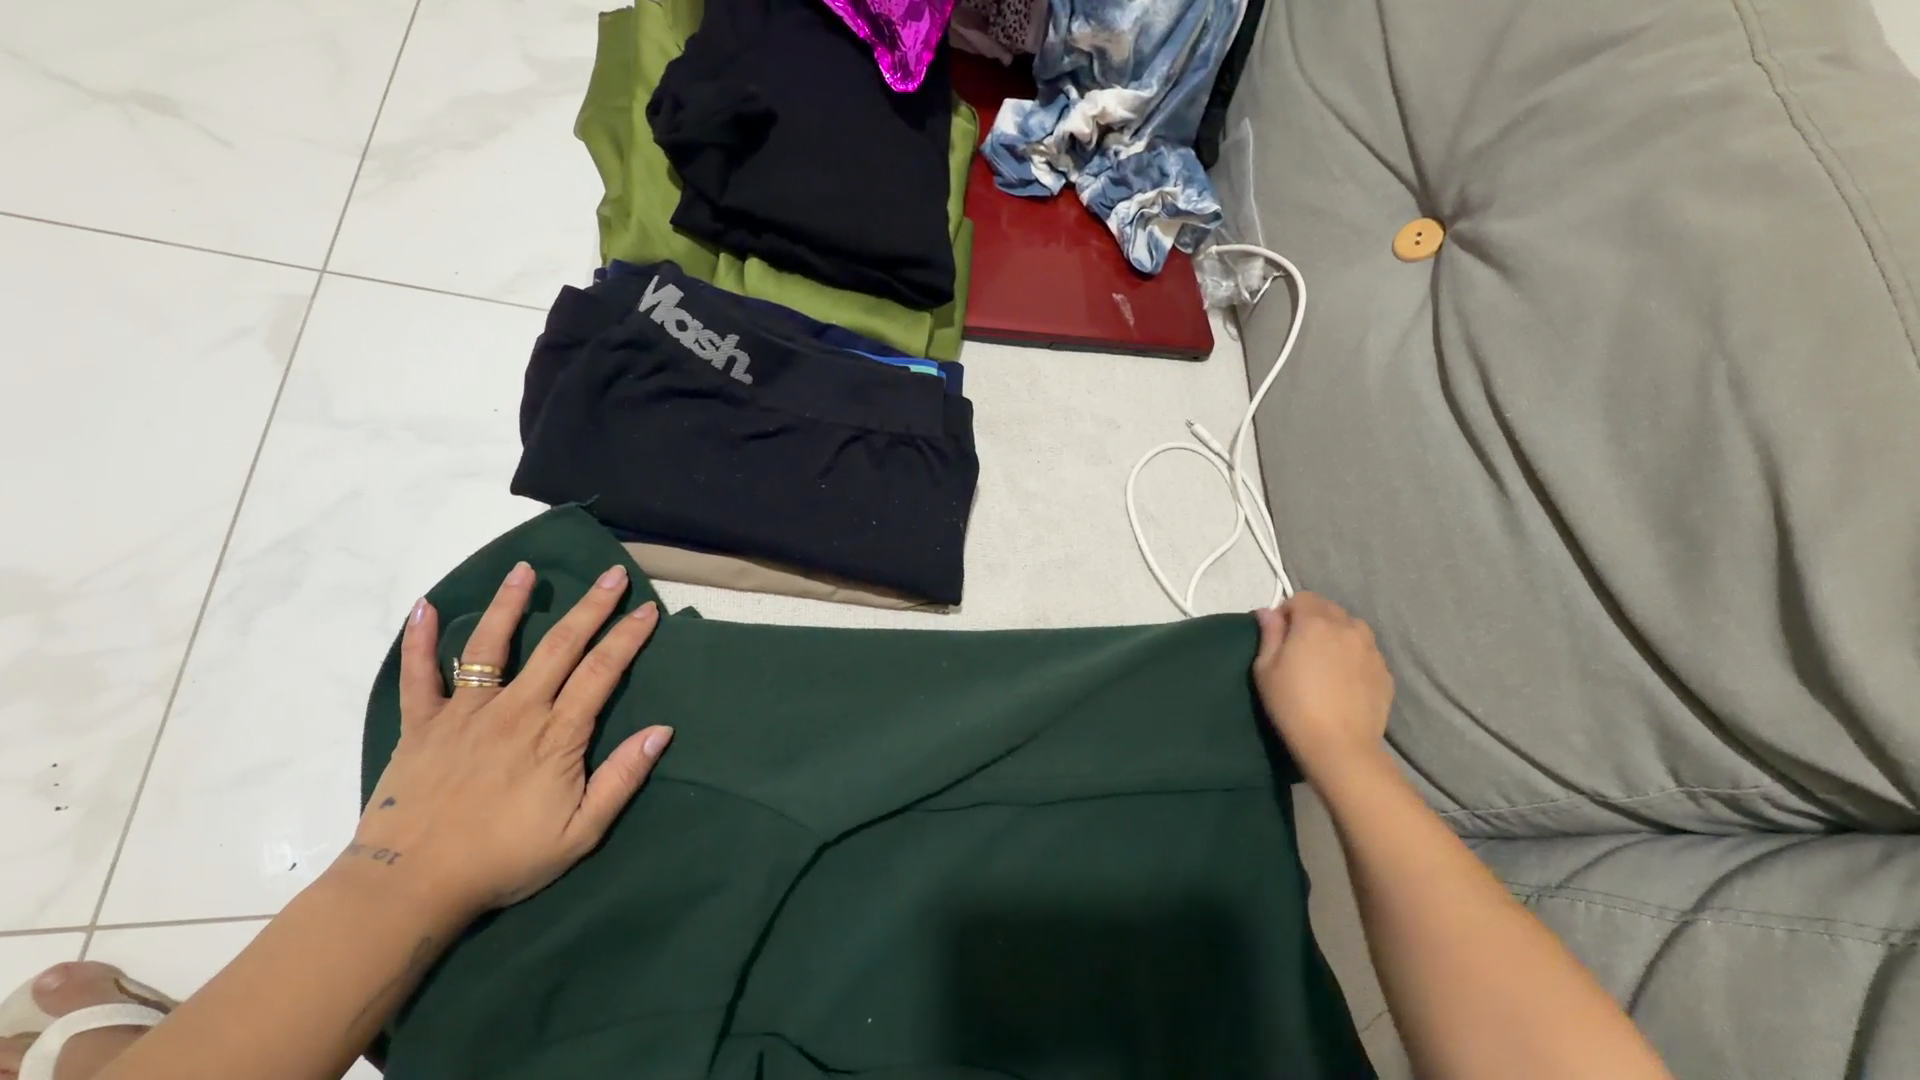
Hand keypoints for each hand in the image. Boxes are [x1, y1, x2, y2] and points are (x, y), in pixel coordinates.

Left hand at [346, 561, 673, 917]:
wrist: (413, 885)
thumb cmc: (504, 860)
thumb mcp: (581, 832)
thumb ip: (622, 779)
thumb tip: (662, 731)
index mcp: (556, 735)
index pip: (601, 672)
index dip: (627, 637)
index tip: (647, 609)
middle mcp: (515, 710)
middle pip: (560, 646)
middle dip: (590, 607)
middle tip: (612, 574)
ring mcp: (465, 712)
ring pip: (491, 646)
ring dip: (510, 605)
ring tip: (524, 570)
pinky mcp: (422, 724)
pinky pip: (418, 676)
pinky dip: (420, 641)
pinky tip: (425, 608)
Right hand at [1252, 592, 1394, 783]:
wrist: (1339, 745)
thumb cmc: (1293, 705)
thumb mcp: (1265, 670)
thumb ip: (1269, 634)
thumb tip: (1267, 612)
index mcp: (1314, 622)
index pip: (1301, 597)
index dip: (1287, 611)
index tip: (1279, 634)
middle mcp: (1347, 627)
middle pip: (1328, 608)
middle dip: (1312, 619)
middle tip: (1300, 648)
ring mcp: (1371, 649)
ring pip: (1352, 628)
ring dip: (1337, 634)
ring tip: (1326, 661)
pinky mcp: (1385, 671)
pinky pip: (1366, 652)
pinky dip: (1354, 656)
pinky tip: (1344, 681)